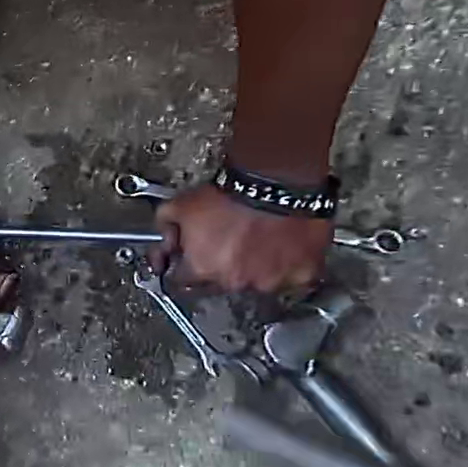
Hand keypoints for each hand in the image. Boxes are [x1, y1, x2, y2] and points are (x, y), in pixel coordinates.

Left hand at [153, 184, 330, 292]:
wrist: (272, 184)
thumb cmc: (226, 196)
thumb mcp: (175, 208)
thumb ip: (165, 233)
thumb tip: (164, 248)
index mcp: (202, 269)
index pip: (181, 282)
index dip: (180, 268)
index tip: (184, 259)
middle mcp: (235, 281)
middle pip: (217, 283)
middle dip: (214, 267)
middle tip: (222, 242)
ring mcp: (271, 281)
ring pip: (254, 281)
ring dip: (250, 267)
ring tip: (252, 240)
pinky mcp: (303, 274)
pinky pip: (290, 276)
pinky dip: (283, 265)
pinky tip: (278, 246)